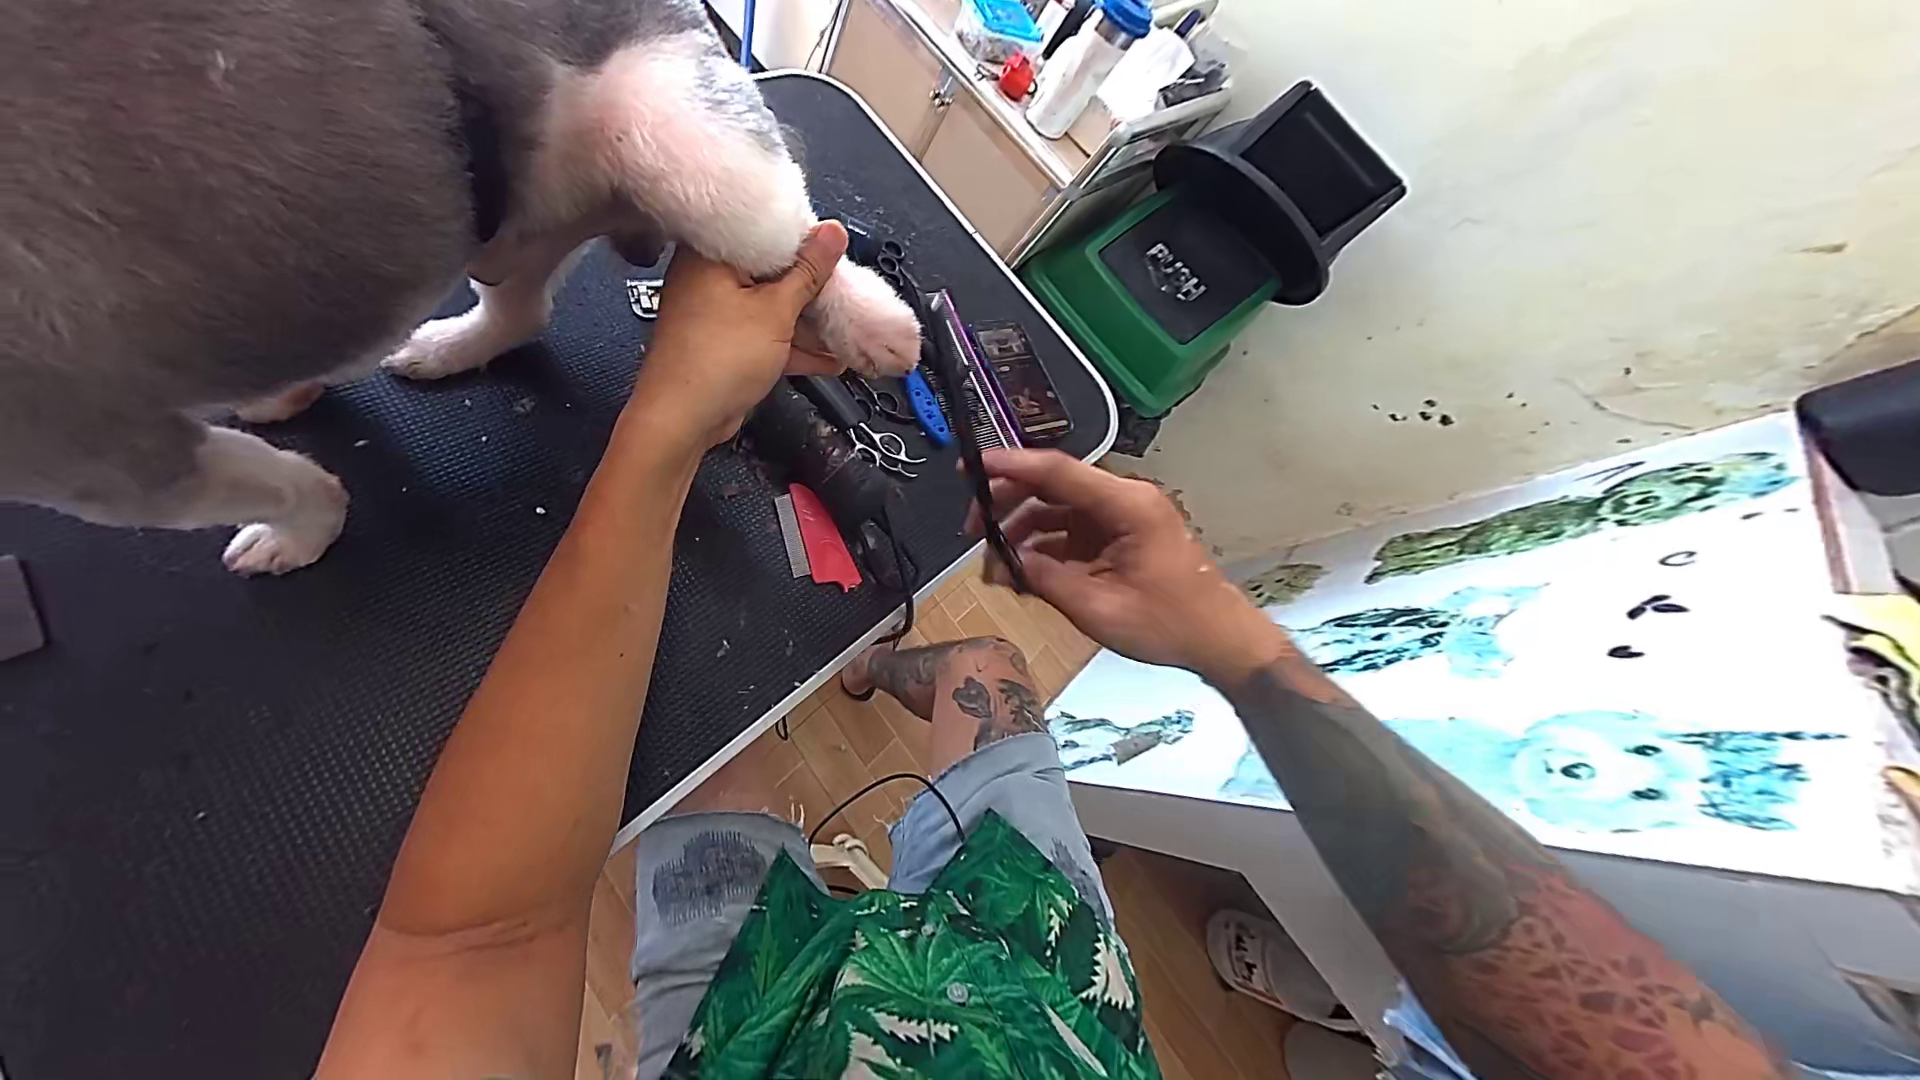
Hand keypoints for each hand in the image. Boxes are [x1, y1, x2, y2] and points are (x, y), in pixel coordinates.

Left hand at [628, 222, 847, 447]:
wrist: (685, 418)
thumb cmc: (714, 360)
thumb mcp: (776, 310)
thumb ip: (809, 273)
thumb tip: (831, 234)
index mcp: (711, 255)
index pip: (766, 234)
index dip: (804, 243)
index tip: (834, 253)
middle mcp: (709, 280)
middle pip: (773, 275)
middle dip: (812, 291)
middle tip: (843, 295)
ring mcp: (718, 316)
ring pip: (773, 311)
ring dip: (809, 326)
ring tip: (844, 332)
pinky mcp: (728, 347)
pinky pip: (768, 339)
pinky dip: (795, 347)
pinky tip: (827, 359)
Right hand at [971, 448, 1293, 686]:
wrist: (1218, 640)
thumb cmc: (1169, 624)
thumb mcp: (1097, 607)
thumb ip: (1044, 578)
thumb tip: (1003, 562)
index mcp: (1127, 505)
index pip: (1058, 472)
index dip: (1011, 467)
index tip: (972, 468)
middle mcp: (1123, 500)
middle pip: (1053, 485)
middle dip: (1008, 502)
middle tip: (972, 527)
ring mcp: (1120, 518)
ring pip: (1057, 508)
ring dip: (1022, 527)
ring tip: (993, 560)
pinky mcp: (1117, 536)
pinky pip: (1069, 530)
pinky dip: (1043, 545)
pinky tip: (1021, 567)